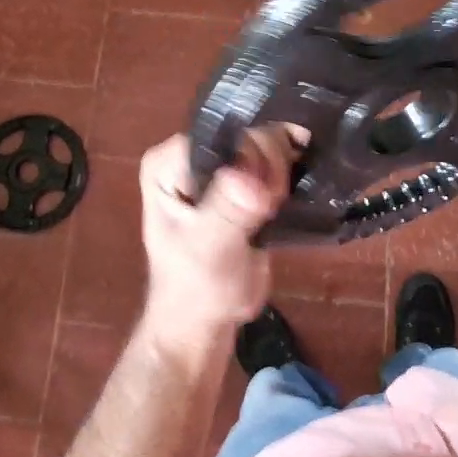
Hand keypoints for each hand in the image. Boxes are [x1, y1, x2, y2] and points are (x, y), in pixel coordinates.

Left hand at [136, 126, 299, 348]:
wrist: (205, 321)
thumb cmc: (195, 288)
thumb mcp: (208, 250)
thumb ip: (227, 212)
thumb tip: (247, 180)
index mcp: (170, 161)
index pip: (223, 135)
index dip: (249, 158)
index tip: (261, 195)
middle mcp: (192, 153)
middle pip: (249, 135)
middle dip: (268, 168)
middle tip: (267, 208)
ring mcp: (218, 166)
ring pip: (267, 144)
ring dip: (281, 174)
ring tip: (273, 208)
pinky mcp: (242, 180)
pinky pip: (274, 159)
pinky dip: (288, 174)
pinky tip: (288, 198)